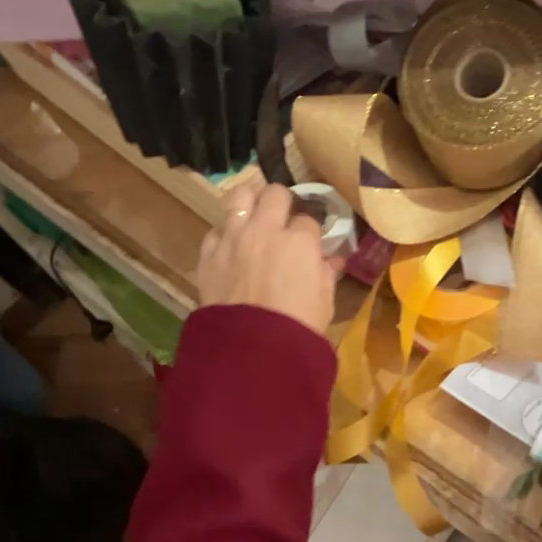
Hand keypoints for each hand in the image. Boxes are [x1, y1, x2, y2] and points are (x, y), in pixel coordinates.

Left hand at [195, 183, 337, 334]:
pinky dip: (226, 234)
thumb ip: (326, 274)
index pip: (309, 217)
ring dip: (249, 202)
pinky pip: (217, 229)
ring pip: (239, 195)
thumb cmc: (299, 326)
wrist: (254, 347)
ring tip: (253, 217)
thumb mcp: (324, 302)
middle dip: (282, 202)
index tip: (311, 237)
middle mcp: (266, 229)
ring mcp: (233, 237)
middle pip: (275, 193)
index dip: (311, 227)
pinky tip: (231, 249)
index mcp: (300, 241)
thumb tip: (332, 260)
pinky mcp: (209, 251)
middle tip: (284, 218)